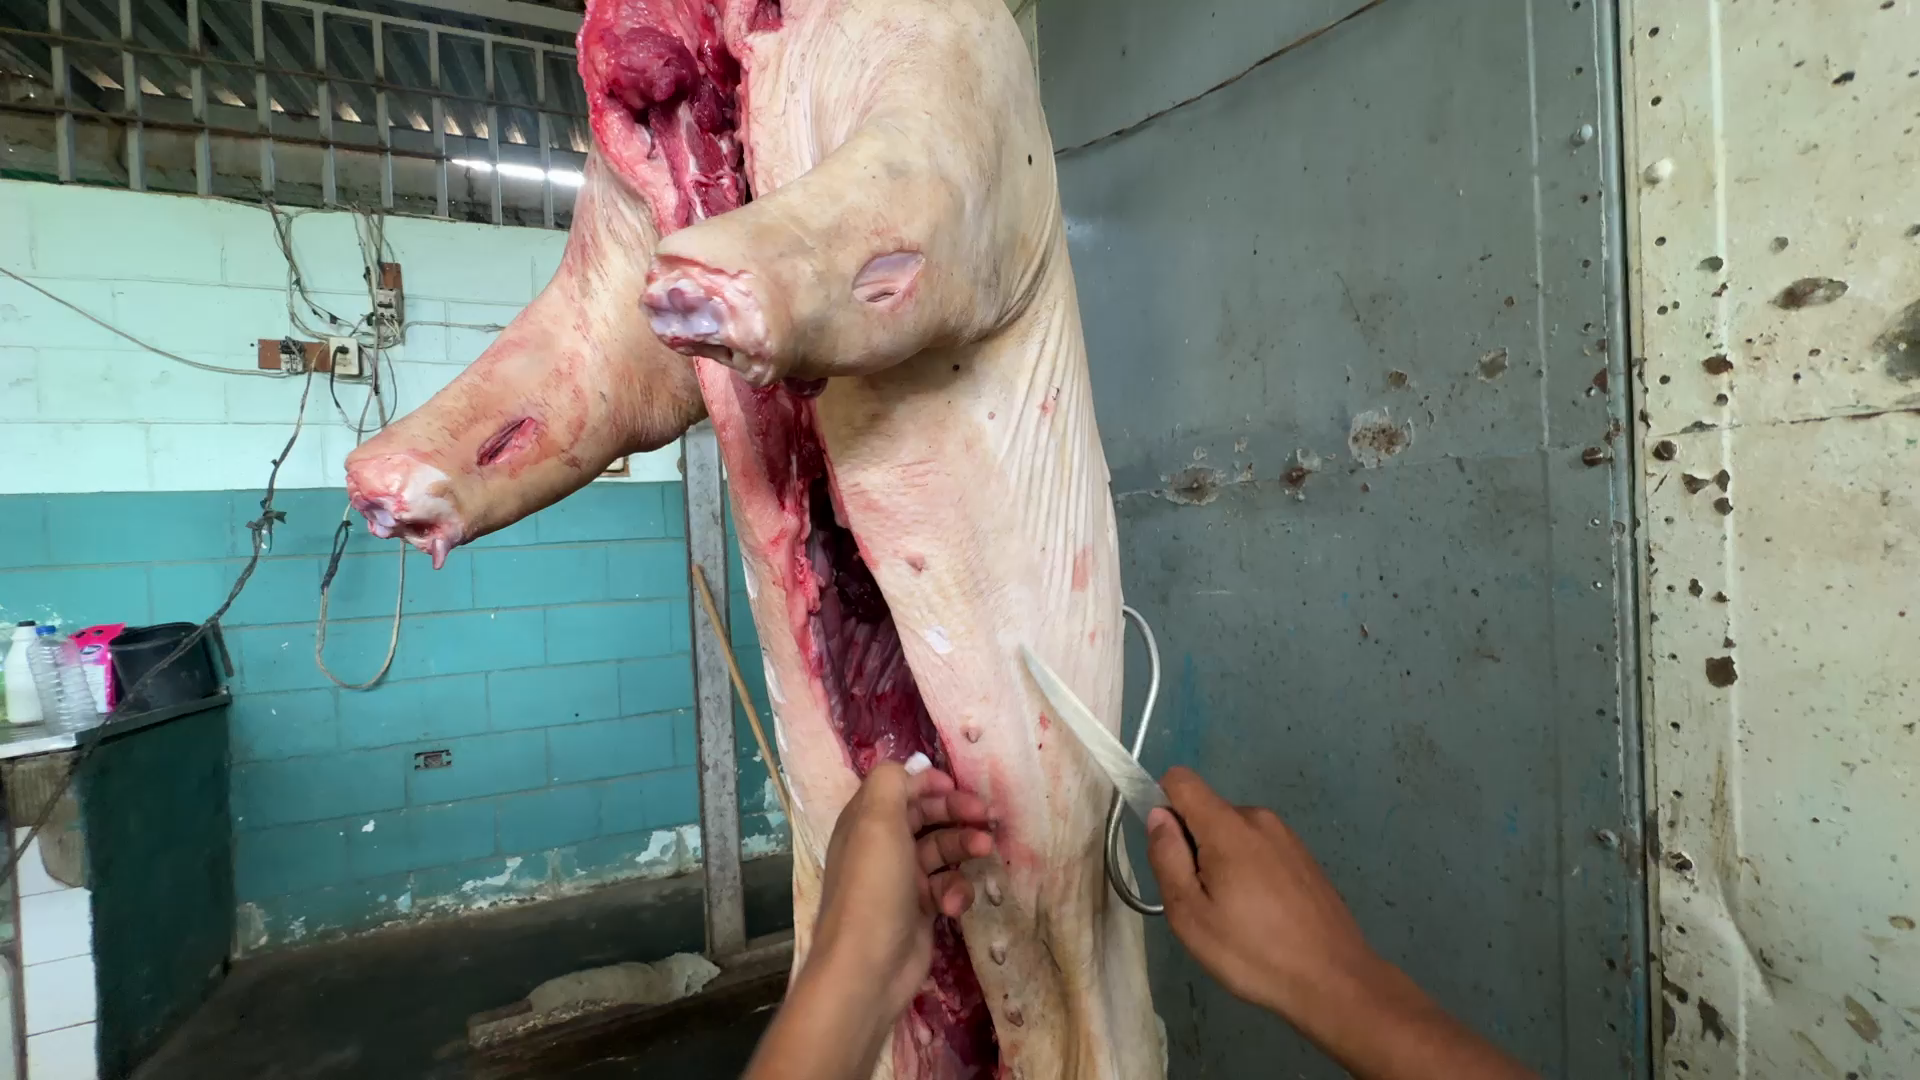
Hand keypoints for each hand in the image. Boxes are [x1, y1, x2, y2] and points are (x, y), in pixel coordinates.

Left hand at [807, 761, 995, 1018]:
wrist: (866, 969)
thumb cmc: (873, 885)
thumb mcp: (876, 819)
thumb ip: (892, 781)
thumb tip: (912, 768)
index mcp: (866, 819)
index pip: (901, 787)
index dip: (929, 783)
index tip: (957, 786)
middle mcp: (882, 844)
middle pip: (926, 815)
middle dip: (957, 811)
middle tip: (987, 814)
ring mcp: (902, 878)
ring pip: (942, 850)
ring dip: (965, 846)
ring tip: (985, 848)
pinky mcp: (920, 909)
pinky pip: (947, 886)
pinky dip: (956, 890)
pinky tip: (955, 903)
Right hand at [1147, 767, 1535, 1079]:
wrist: (1339, 984)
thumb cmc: (1254, 952)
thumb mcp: (1190, 914)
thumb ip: (1167, 857)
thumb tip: (1158, 817)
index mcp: (1227, 826)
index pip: (1180, 779)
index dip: (1161, 803)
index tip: (1167, 848)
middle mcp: (1257, 818)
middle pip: (1206, 810)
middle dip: (1193, 844)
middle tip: (1202, 899)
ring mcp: (1285, 836)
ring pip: (1232, 831)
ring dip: (1221, 859)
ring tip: (1235, 913)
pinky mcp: (1303, 856)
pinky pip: (1258, 847)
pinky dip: (1249, 870)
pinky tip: (1263, 915)